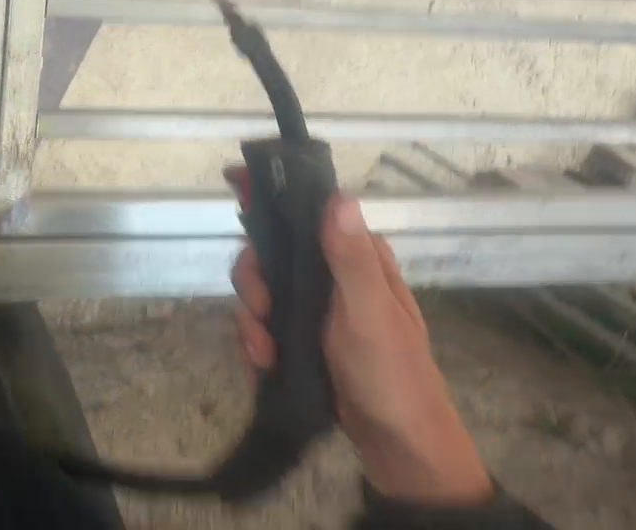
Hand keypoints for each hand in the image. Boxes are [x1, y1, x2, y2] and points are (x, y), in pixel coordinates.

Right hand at [233, 194, 490, 506]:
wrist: (400, 451)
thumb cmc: (392, 376)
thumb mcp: (370, 315)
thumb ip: (351, 258)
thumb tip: (339, 195)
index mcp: (356, 258)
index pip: (309, 209)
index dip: (271, 196)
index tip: (234, 184)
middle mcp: (332, 274)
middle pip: (270, 250)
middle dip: (255, 281)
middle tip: (261, 311)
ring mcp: (313, 306)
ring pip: (260, 288)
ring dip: (252, 319)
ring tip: (265, 353)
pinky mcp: (299, 336)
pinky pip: (260, 323)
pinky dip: (255, 341)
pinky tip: (265, 364)